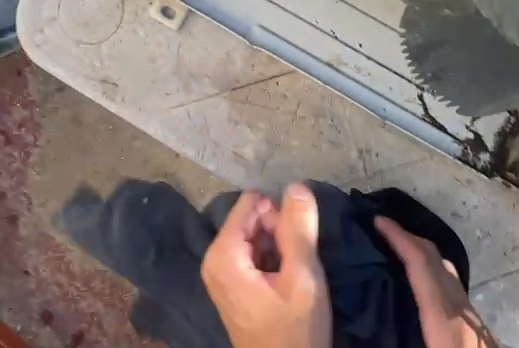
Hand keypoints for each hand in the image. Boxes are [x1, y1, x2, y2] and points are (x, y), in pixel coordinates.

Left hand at [201, 184, 330, 347]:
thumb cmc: (293, 333)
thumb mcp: (303, 279)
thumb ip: (299, 229)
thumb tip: (297, 185)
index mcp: (222, 254)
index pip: (250, 203)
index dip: (278, 215)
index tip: (296, 241)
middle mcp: (215, 259)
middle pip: (251, 218)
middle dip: (278, 230)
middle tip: (297, 261)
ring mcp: (223, 274)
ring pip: (256, 236)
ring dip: (280, 246)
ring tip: (294, 272)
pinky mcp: (234, 286)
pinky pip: (255, 254)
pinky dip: (274, 259)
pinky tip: (287, 280)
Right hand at [376, 216, 496, 347]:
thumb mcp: (426, 346)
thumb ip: (392, 337)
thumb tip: (363, 329)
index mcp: (443, 320)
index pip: (420, 264)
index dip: (398, 237)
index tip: (376, 221)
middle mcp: (460, 311)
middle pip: (435, 260)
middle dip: (407, 237)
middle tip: (380, 230)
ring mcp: (472, 319)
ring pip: (447, 272)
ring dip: (421, 254)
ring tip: (397, 252)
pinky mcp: (477, 330)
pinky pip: (452, 287)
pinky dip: (432, 273)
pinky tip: (421, 289)